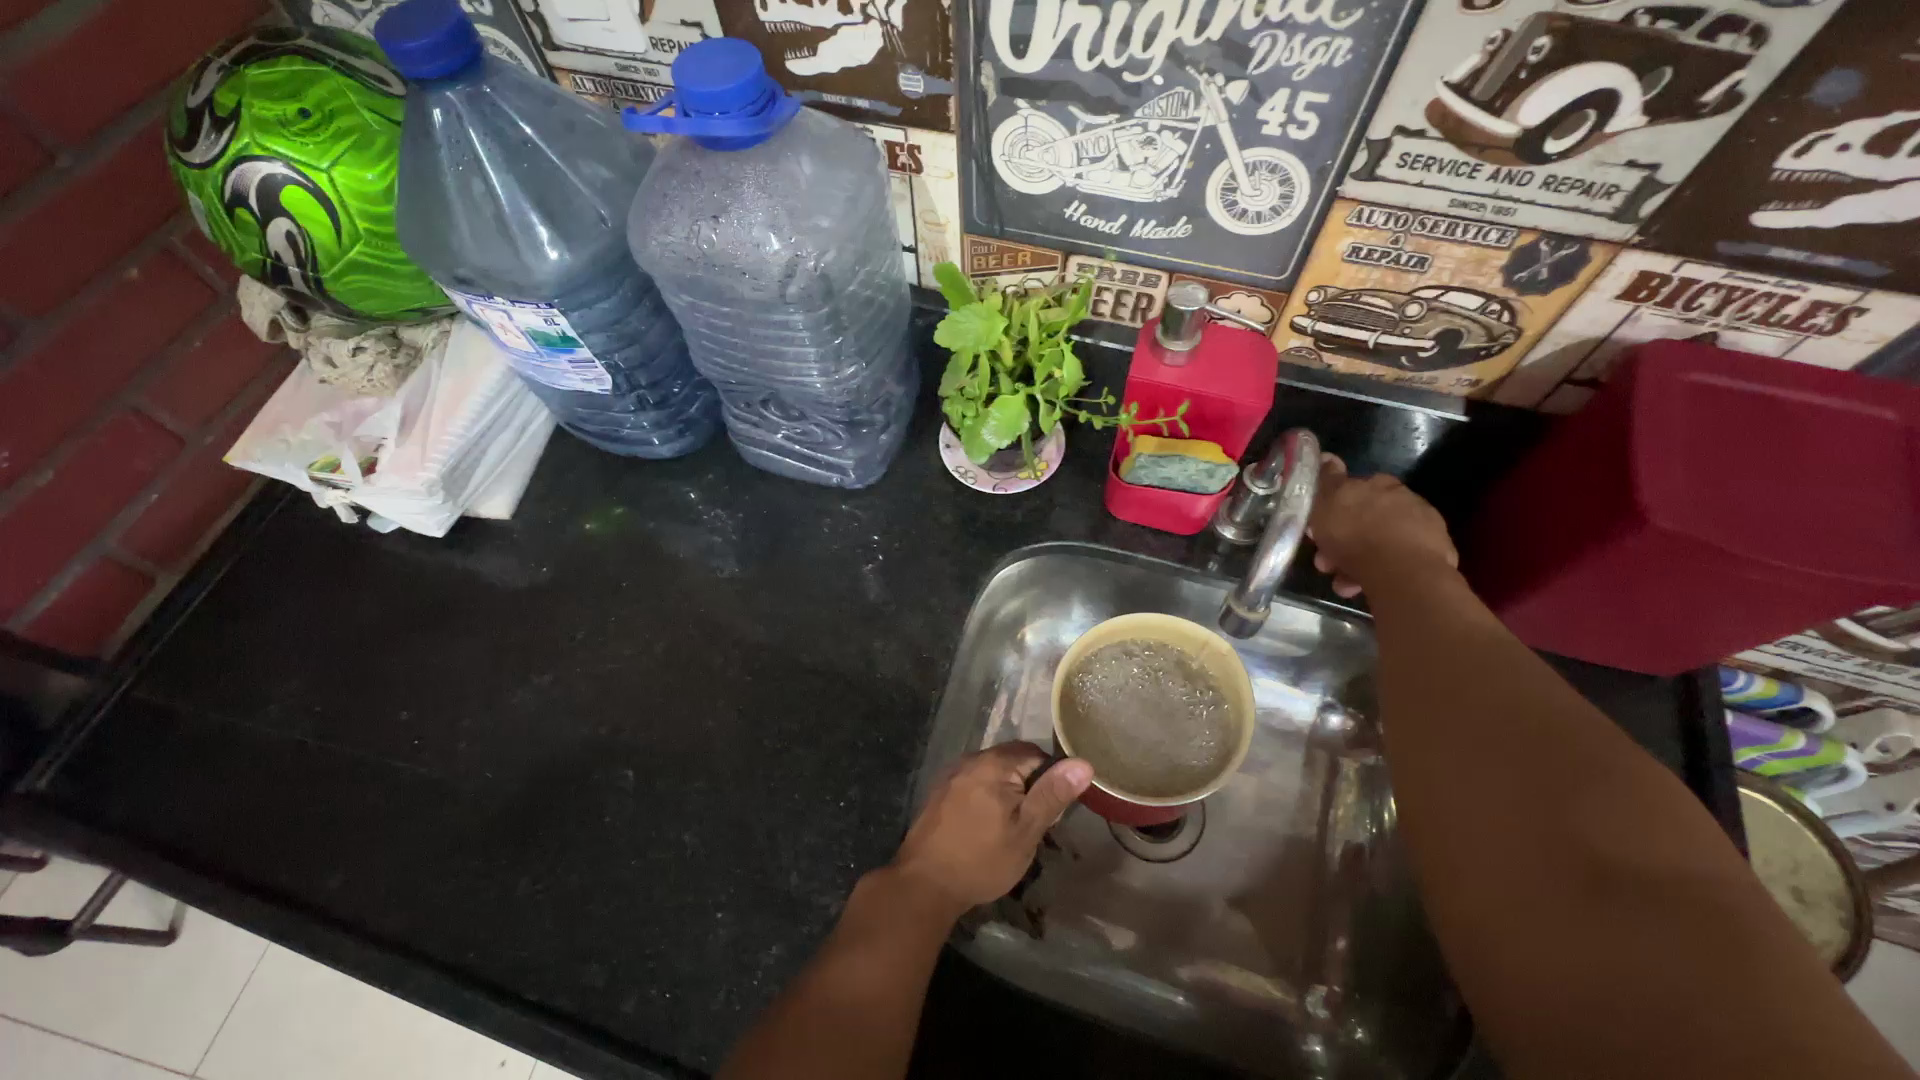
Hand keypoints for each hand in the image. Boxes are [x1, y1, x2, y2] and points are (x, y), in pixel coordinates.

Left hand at [889, 742, 1092, 917]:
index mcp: (995, 763)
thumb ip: (1053, 794)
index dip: (1052, 779)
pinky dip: (986, 795)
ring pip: (993, 772)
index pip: (1037, 754)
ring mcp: (952, 774)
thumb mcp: (1026, 831)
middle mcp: (971, 759)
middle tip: (1035, 820)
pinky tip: (986, 824)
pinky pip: (974, 782)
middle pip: (1013, 760)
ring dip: (1007, 789)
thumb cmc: (982, 859)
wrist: (924, 883)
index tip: (1053, 809)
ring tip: (1012, 824)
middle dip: (1029, 783)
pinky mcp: (940, 792)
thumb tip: (1083, 763)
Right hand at [1308, 454, 1457, 598]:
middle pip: (1367, 520)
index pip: (1353, 490)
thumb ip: (1326, 480)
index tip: (1320, 530)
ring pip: (1380, 544)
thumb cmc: (1356, 533)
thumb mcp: (1327, 502)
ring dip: (1358, 562)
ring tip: (1344, 585)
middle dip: (1345, 541)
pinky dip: (1380, 573)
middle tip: (1327, 563)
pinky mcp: (1435, 553)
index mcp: (1379, 483)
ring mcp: (1423, 526)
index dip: (1334, 511)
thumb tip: (1327, 456)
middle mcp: (1404, 499)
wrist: (1402, 570)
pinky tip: (1366, 588)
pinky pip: (1398, 562)